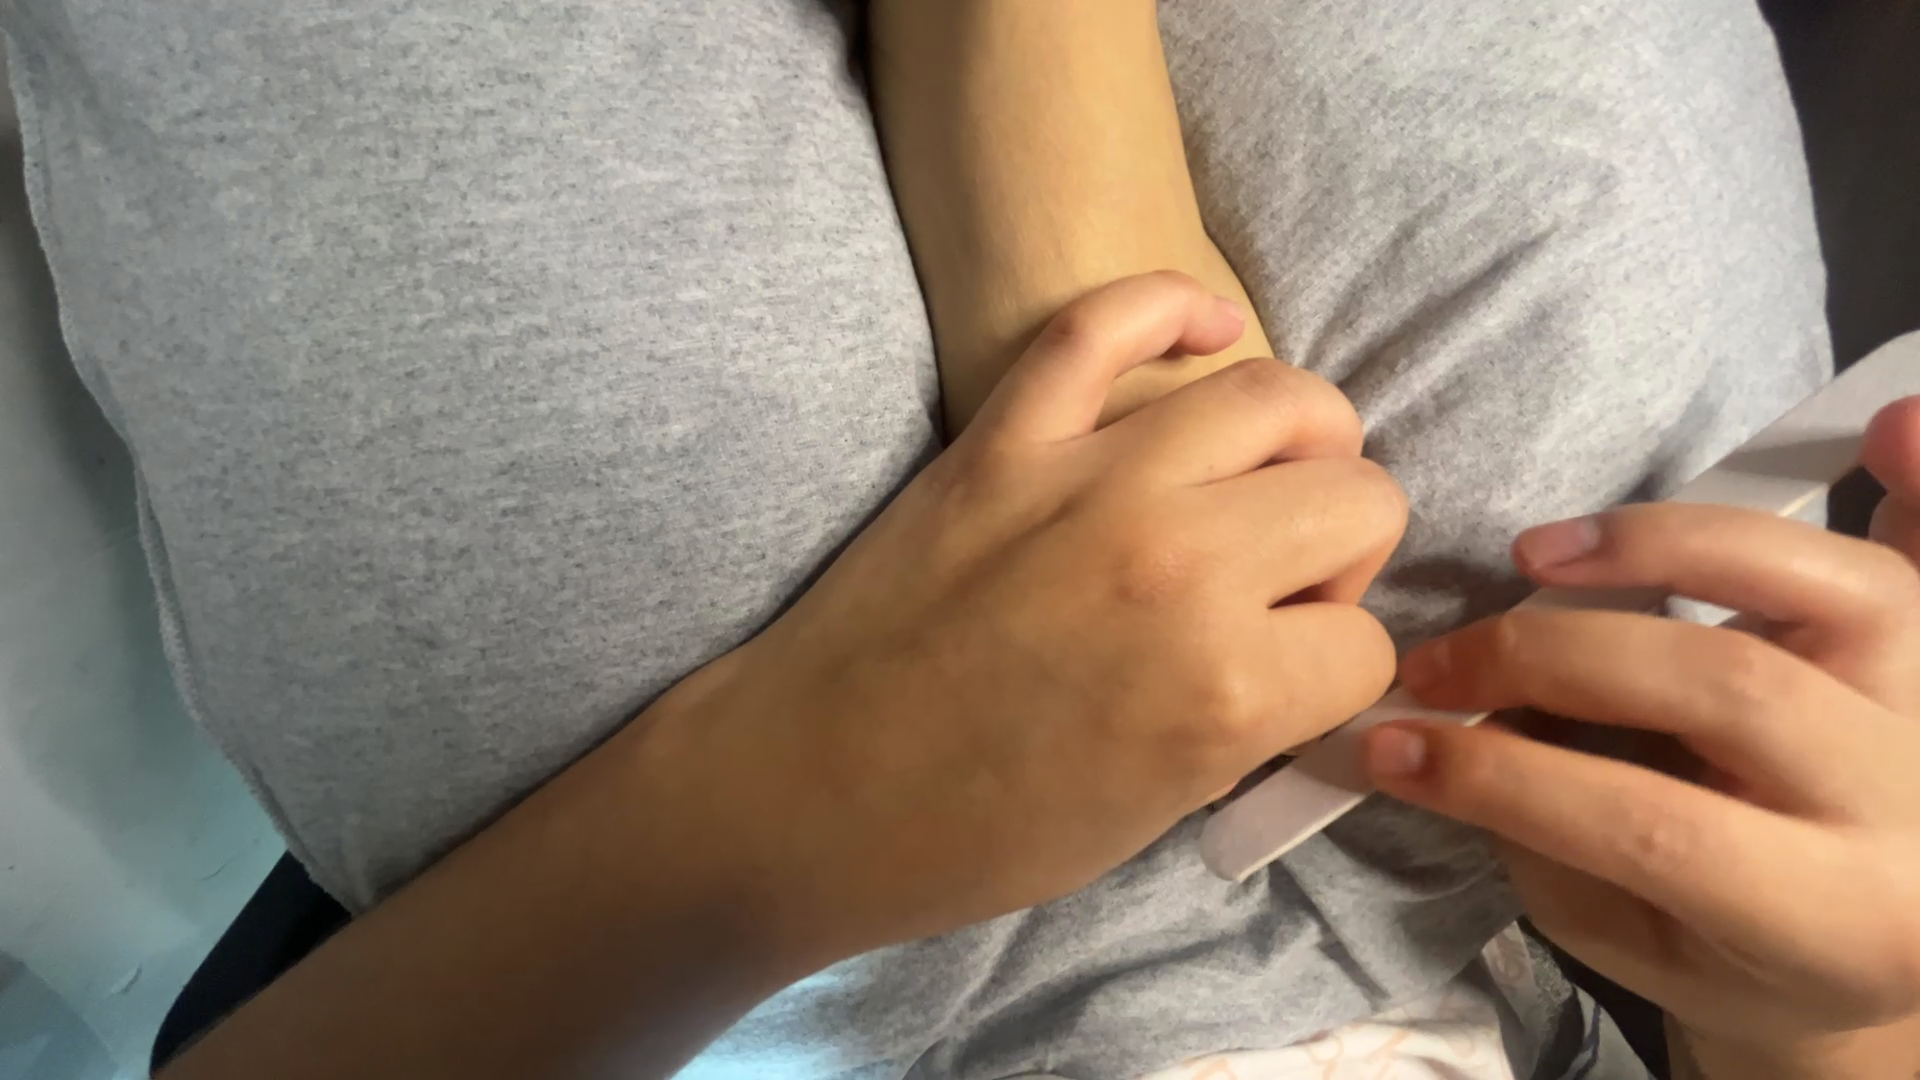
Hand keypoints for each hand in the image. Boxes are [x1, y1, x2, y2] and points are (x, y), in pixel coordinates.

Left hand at [637, 271, 1402, 966]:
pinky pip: (1102, 324)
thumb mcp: (1153, 809)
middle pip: (1357, 498)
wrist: (814, 789)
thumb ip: (1251, 714)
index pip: (1366, 643)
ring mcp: (1084, 483)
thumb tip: (1300, 643)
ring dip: (1299, 435)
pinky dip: (1166, 309)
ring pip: (1271, 394)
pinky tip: (1203, 330)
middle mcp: (1179, 565)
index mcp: (1229, 690)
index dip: (1335, 661)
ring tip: (1260, 471)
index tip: (1289, 669)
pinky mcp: (1000, 442)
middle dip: (1339, 547)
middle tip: (1277, 576)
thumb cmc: (974, 832)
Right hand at [1359, 399, 1919, 1069]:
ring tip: (1535, 555)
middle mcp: (1915, 811)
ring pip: (1837, 591)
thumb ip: (1532, 828)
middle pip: (1722, 686)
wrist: (1849, 955)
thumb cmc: (1705, 952)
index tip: (1384, 746)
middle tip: (1434, 666)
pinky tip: (1886, 423)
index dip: (1494, 777)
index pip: (1650, 828)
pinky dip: (1914, 480)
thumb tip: (1446, 726)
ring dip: (1667, 547)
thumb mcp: (1607, 928)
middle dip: (1537, 658)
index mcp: (1832, 919)